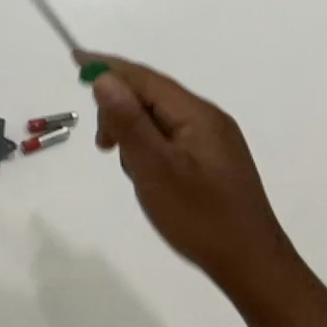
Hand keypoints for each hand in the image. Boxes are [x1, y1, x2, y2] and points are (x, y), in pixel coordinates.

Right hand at [77, 50, 302, 298]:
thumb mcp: (155, 168)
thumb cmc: (200, 217)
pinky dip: (147, 147)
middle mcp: (208, 119)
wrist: (252, 267)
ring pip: (158, 119)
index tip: (74, 60)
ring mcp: (213, 141)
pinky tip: (145, 174)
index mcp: (197, 115)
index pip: (145, 78)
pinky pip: (168, 138)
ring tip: (128, 168)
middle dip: (119, 110)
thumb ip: (129, 121)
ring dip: (132, 133)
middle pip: (151, 96)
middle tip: (102, 146)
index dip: (108, 67)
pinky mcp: (211, 161)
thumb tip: (104, 79)